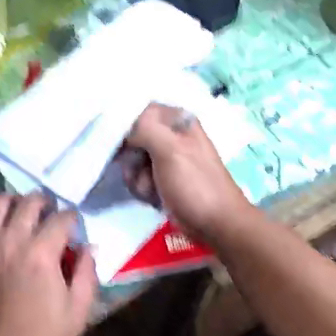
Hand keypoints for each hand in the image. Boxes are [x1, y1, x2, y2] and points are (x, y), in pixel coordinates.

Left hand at [0, 194, 96, 335]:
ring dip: (16, 203)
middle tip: (55, 216)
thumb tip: (89, 248)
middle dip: (46, 203)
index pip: (62, 218)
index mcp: (41, 253)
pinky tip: (4, 232)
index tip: (79, 229)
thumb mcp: (79, 311)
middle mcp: (12, 242)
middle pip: (29, 203)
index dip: (74, 219)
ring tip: (27, 216)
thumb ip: (87, 273)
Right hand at [122, 104, 258, 244]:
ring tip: (149, 188)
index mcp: (178, 120)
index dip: (126, 126)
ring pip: (133, 159)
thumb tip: (123, 127)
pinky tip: (152, 196)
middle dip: (130, 157)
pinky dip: (142, 187)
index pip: (140, 111)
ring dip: (135, 176)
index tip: (119, 145)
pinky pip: (139, 176)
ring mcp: (168, 158)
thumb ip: (145, 129)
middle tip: (137, 171)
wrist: (216, 224)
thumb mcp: (171, 150)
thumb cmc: (196, 184)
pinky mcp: (163, 178)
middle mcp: (172, 135)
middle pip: (133, 137)